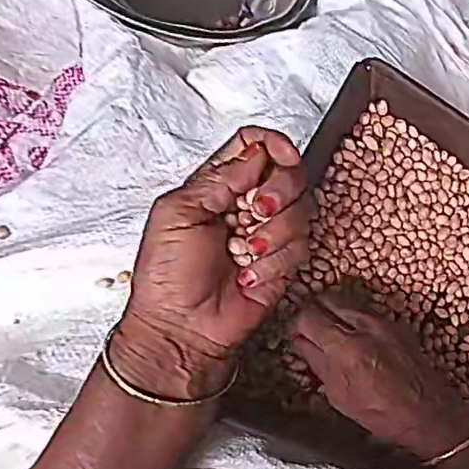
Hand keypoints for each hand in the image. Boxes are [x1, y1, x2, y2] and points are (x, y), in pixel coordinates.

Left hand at [110, 126, 314, 399]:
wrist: (183, 325)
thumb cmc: (168, 275)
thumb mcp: (177, 212)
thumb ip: (218, 179)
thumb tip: (256, 154)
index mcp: (219, 185)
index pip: (255, 146)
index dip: (274, 143)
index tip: (280, 153)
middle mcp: (249, 205)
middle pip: (290, 173)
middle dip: (278, 191)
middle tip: (253, 212)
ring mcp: (271, 233)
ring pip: (301, 211)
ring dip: (272, 234)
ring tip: (242, 253)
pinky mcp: (287, 262)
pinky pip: (300, 247)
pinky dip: (274, 262)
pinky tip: (249, 275)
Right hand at [288, 286, 468, 459]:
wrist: (425, 411)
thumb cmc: (381, 411)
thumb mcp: (338, 392)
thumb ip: (317, 361)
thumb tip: (302, 341)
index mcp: (344, 346)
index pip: (308, 315)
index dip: (298, 324)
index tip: (298, 333)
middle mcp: (365, 326)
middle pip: (328, 299)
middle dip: (316, 311)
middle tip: (312, 329)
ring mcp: (384, 322)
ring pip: (349, 301)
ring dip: (336, 311)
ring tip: (333, 333)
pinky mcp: (398, 325)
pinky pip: (369, 311)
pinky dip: (357, 317)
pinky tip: (356, 336)